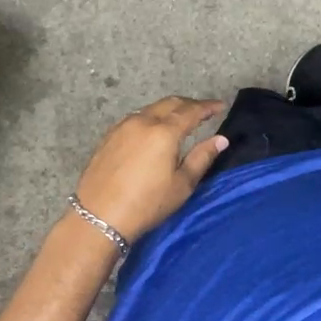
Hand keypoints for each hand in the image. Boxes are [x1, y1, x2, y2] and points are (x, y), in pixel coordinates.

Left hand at [73, 96, 228, 243]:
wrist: (99, 217)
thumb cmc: (147, 204)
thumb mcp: (182, 185)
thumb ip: (202, 157)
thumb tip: (221, 139)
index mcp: (164, 132)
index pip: (191, 111)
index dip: (208, 107)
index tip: (220, 106)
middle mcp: (142, 122)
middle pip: (170, 103)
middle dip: (189, 104)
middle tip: (204, 111)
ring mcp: (122, 127)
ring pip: (151, 109)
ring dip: (169, 110)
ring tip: (180, 120)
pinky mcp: (109, 137)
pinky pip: (136, 118)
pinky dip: (152, 118)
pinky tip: (154, 131)